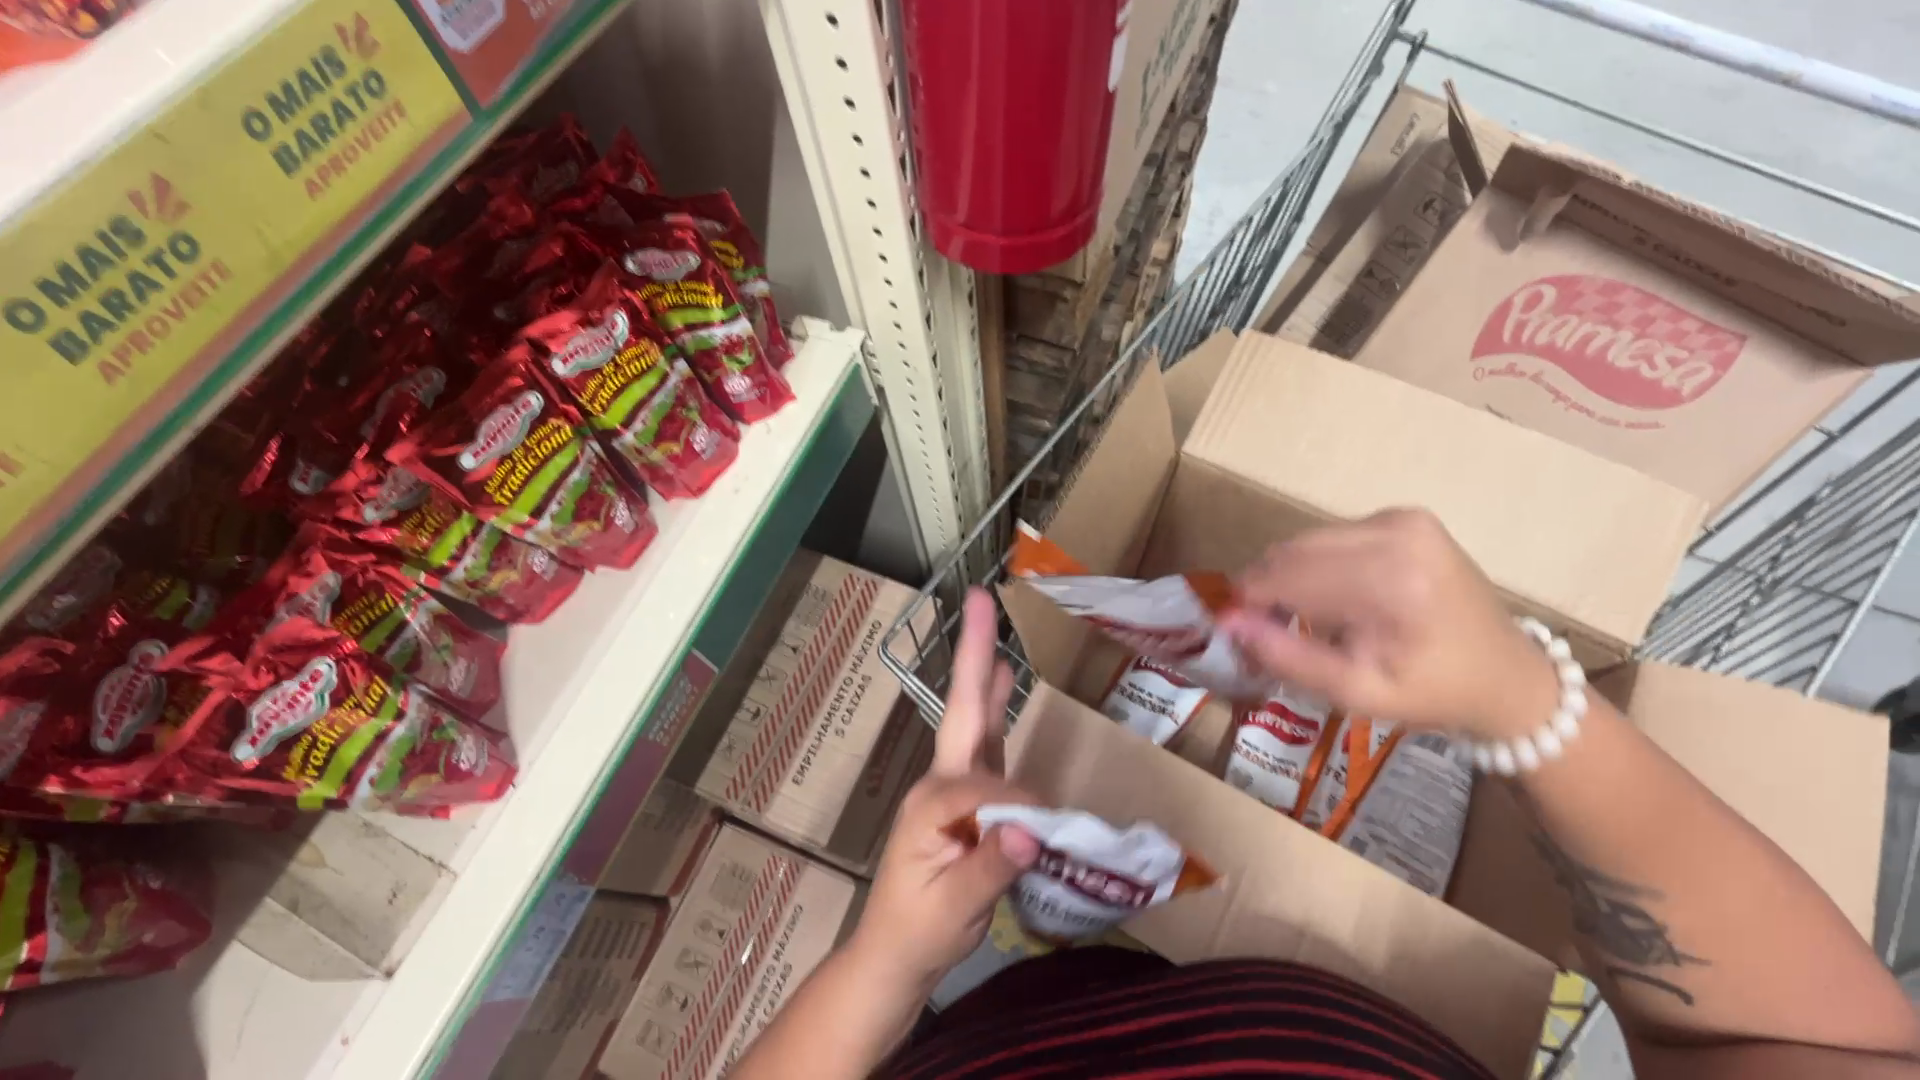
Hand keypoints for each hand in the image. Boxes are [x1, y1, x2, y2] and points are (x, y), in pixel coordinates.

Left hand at [848, 589, 1040, 993]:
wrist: (894, 955)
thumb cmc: (920, 933)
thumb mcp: (956, 908)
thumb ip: (991, 867)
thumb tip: (1031, 831)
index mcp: (933, 802)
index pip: (994, 786)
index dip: (1025, 808)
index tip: (1045, 840)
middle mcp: (938, 781)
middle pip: (963, 710)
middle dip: (972, 655)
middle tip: (979, 599)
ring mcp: (948, 785)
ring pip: (973, 720)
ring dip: (984, 675)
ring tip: (994, 634)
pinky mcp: (961, 796)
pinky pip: (985, 745)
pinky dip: (996, 710)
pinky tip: (1003, 686)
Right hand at [1221, 509, 1559, 740]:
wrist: (1509, 677)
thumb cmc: (1433, 693)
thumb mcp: (1356, 693)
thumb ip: (1288, 657)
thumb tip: (1228, 624)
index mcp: (1391, 580)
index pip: (1286, 576)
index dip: (1247, 601)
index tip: (1228, 630)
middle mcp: (1397, 533)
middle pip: (1291, 551)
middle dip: (1265, 588)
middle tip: (1260, 630)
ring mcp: (1403, 519)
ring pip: (1305, 541)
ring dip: (1288, 576)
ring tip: (1297, 619)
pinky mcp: (1404, 516)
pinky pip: (1329, 536)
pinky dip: (1316, 565)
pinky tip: (1332, 598)